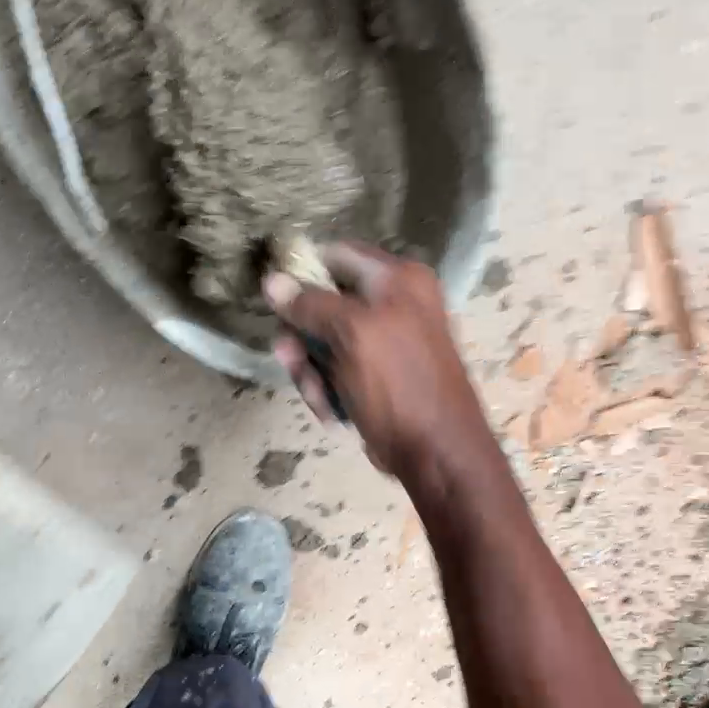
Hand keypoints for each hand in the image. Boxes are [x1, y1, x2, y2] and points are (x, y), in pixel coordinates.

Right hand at [264, 242, 490, 479]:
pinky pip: (336, 371)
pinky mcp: (377, 376)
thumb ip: (311, 304)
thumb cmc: (400, 385)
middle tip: (289, 359)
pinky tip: (333, 412)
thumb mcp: (353, 335)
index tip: (273, 299)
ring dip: (311, 371)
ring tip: (319, 397)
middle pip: (323, 303)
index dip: (301, 272)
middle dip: (302, 336)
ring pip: (324, 343)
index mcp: (398, 279)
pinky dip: (327, 390)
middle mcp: (394, 303)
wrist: (436, 452)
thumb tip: (272, 280)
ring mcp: (385, 342)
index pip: (336, 255)